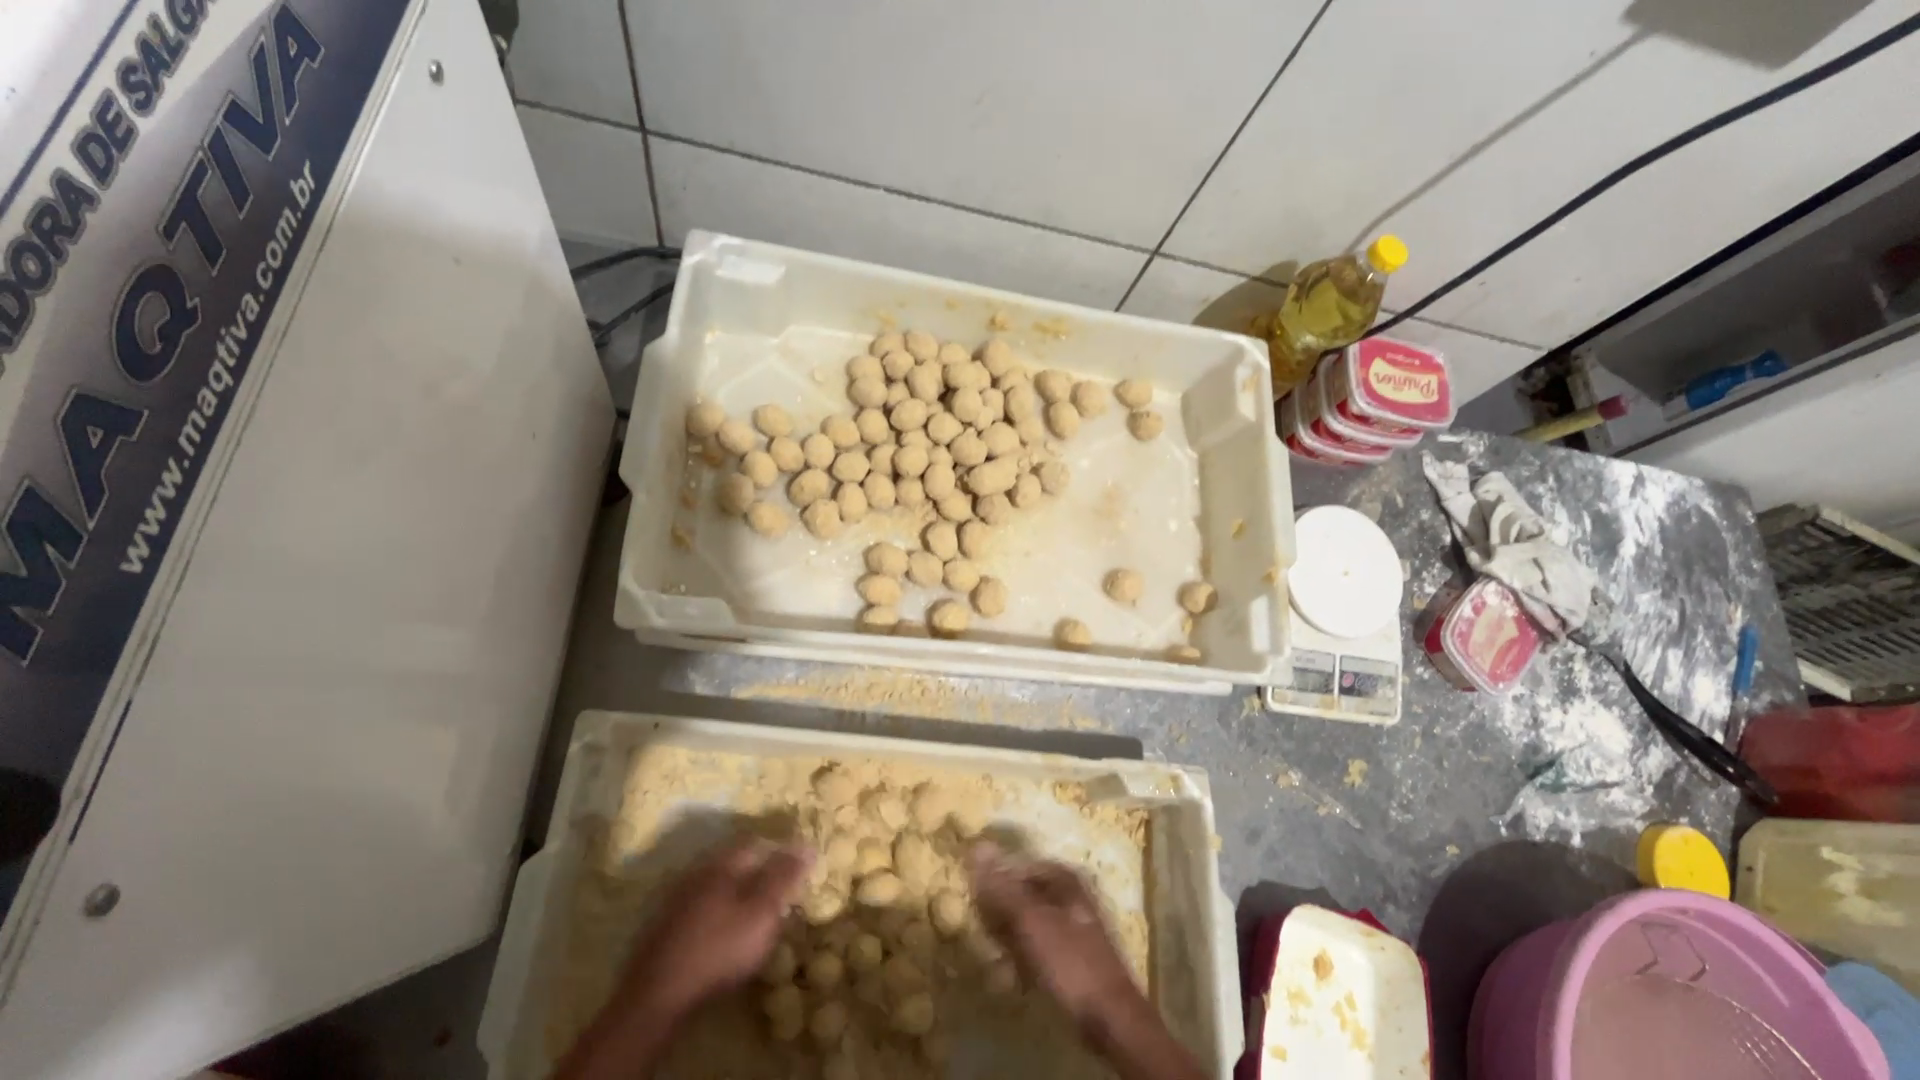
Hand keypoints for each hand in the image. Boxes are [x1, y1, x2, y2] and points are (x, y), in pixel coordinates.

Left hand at [615, 837, 811, 1020]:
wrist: (659, 992)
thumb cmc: (720, 949)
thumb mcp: (762, 912)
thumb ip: (784, 877)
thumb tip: (807, 844)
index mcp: (722, 863)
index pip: (756, 841)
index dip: (779, 851)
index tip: (796, 871)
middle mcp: (698, 871)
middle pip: (734, 860)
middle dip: (758, 871)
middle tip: (778, 893)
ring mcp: (677, 896)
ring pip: (716, 882)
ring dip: (736, 891)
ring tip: (754, 913)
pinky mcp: (665, 923)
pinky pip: (701, 904)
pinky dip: (718, 910)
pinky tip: (723, 930)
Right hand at [966, 841, 1144, 1033]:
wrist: (1111, 1018)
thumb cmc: (1070, 963)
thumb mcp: (1032, 922)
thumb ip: (1004, 887)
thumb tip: (979, 846)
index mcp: (1065, 879)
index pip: (1017, 867)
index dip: (994, 884)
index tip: (977, 905)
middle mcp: (1071, 896)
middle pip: (1022, 895)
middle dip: (1001, 916)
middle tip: (988, 937)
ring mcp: (1073, 926)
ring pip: (1028, 923)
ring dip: (1009, 941)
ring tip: (999, 961)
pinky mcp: (1072, 956)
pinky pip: (1038, 948)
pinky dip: (1024, 959)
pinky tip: (1014, 977)